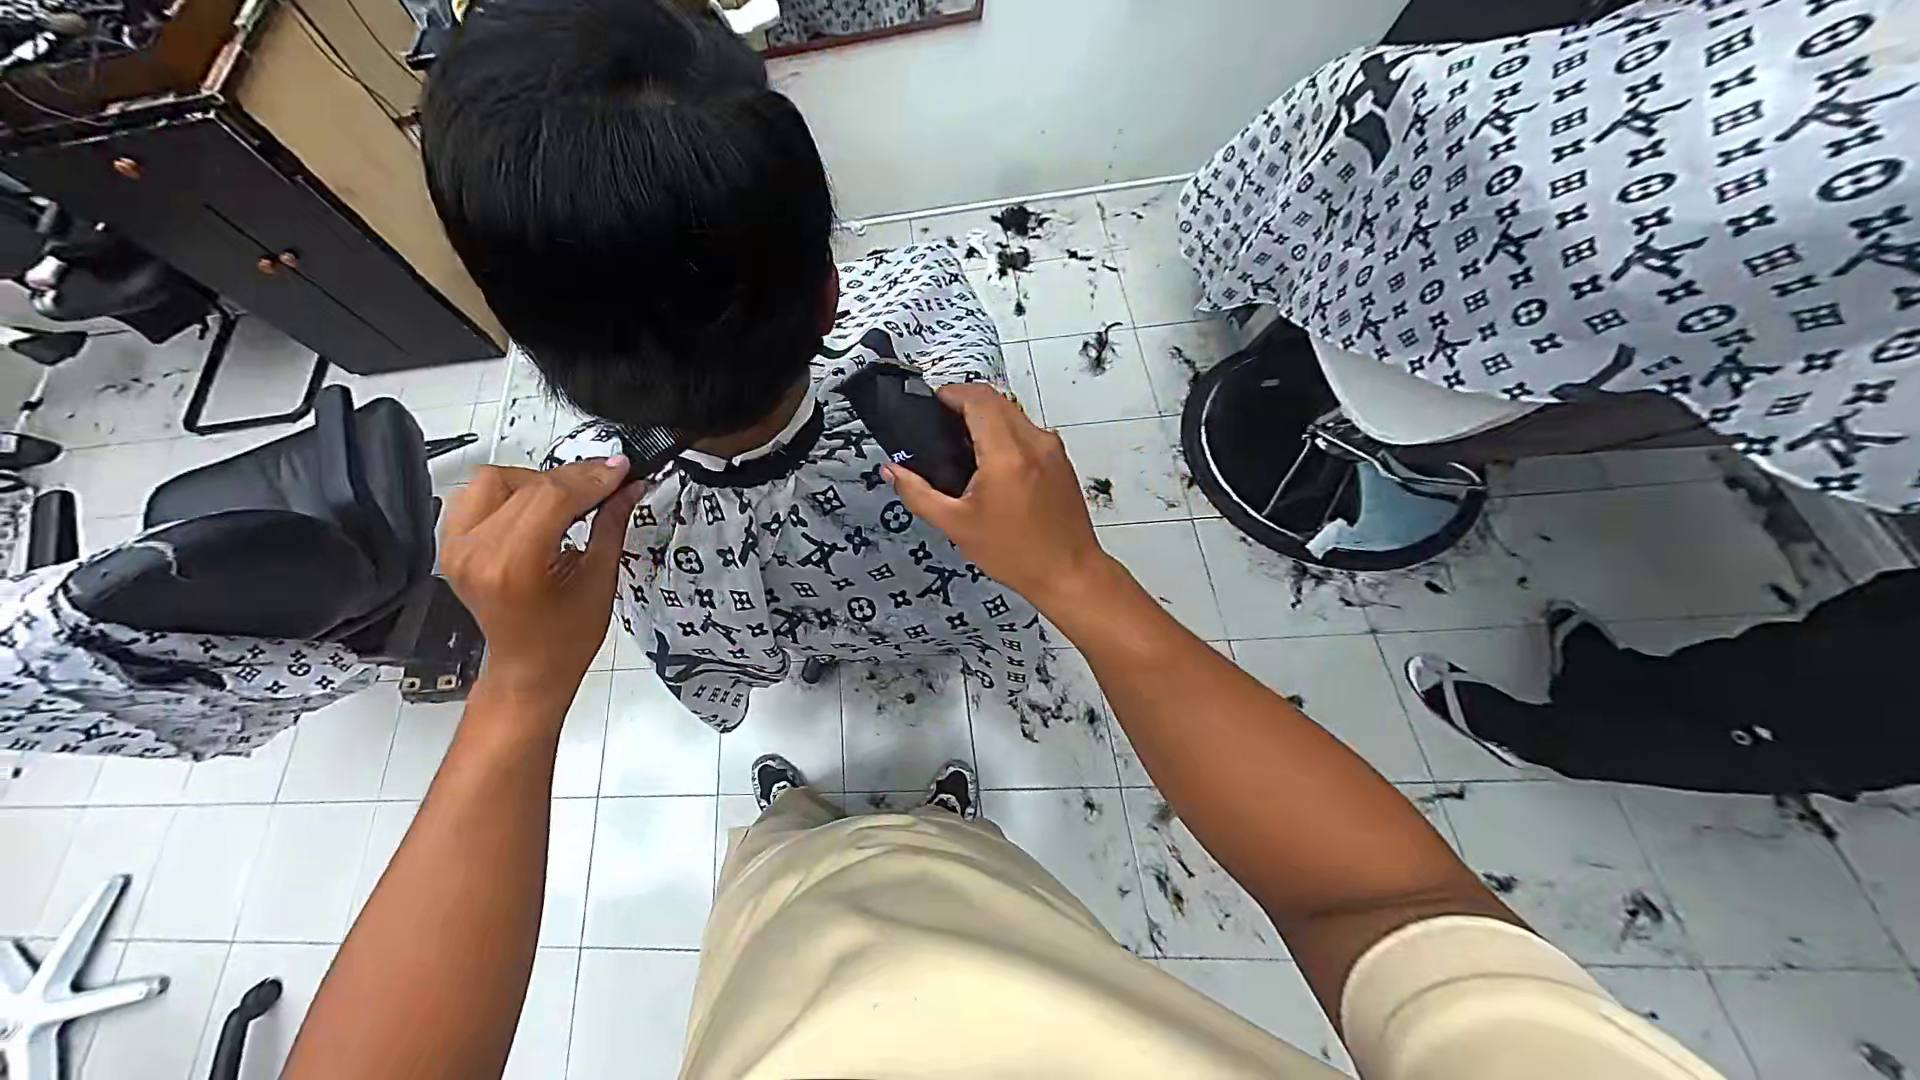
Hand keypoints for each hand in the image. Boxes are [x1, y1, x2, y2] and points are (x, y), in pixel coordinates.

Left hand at [440, 459, 647, 706]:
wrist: (530, 667)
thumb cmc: (565, 638)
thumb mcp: (601, 578)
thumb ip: (612, 523)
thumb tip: (628, 487)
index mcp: (513, 565)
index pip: (553, 494)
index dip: (593, 477)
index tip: (621, 469)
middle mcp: (476, 552)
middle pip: (528, 483)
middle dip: (575, 478)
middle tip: (609, 482)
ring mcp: (457, 546)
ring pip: (497, 479)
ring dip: (540, 481)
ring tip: (571, 498)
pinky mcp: (453, 543)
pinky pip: (477, 495)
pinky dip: (512, 491)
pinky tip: (540, 505)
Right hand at [886, 383, 1116, 609]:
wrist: (1067, 573)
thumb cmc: (1018, 554)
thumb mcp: (956, 525)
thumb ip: (918, 493)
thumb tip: (895, 471)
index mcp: (1007, 455)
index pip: (978, 399)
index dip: (951, 394)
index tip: (933, 404)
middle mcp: (1035, 443)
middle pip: (995, 400)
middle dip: (965, 404)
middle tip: (941, 426)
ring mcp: (1052, 449)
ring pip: (1013, 413)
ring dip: (987, 419)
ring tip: (963, 447)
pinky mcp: (1060, 460)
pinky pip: (1028, 431)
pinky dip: (1006, 434)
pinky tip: (991, 465)